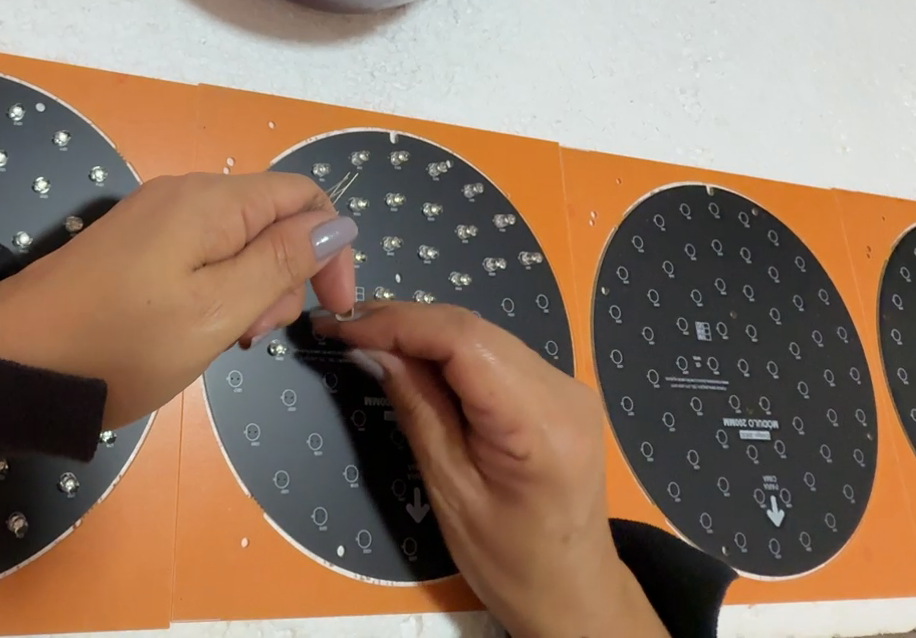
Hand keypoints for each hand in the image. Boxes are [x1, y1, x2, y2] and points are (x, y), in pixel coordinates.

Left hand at [0, 172, 357, 426]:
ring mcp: (153, 217)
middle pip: (269, 216)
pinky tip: (195, 330)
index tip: (331, 308)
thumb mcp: (217, 310)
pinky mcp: (133, 243)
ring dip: (250, 287)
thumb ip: (282, 263)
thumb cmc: (121, 342)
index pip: (302, 193)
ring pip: (235, 239)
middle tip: (254, 334)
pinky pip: (197, 252)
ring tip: (224, 340)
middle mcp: (184, 193)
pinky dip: (214, 288)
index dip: (331, 245)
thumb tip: (338, 223)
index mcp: (211, 201)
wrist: (9, 359)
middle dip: (284, 273)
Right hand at [316, 303, 667, 637]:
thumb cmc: (509, 560)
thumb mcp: (448, 487)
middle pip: (467, 328)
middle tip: (340, 323)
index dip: (397, 323)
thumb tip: (367, 346)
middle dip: (399, 320)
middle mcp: (561, 388)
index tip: (341, 324)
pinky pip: (487, 347)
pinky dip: (440, 343)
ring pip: (475, 330)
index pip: (461, 340)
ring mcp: (563, 382)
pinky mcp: (553, 386)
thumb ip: (414, 406)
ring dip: (416, 328)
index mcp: (540, 423)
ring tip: (362, 332)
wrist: (574, 594)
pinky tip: (405, 349)